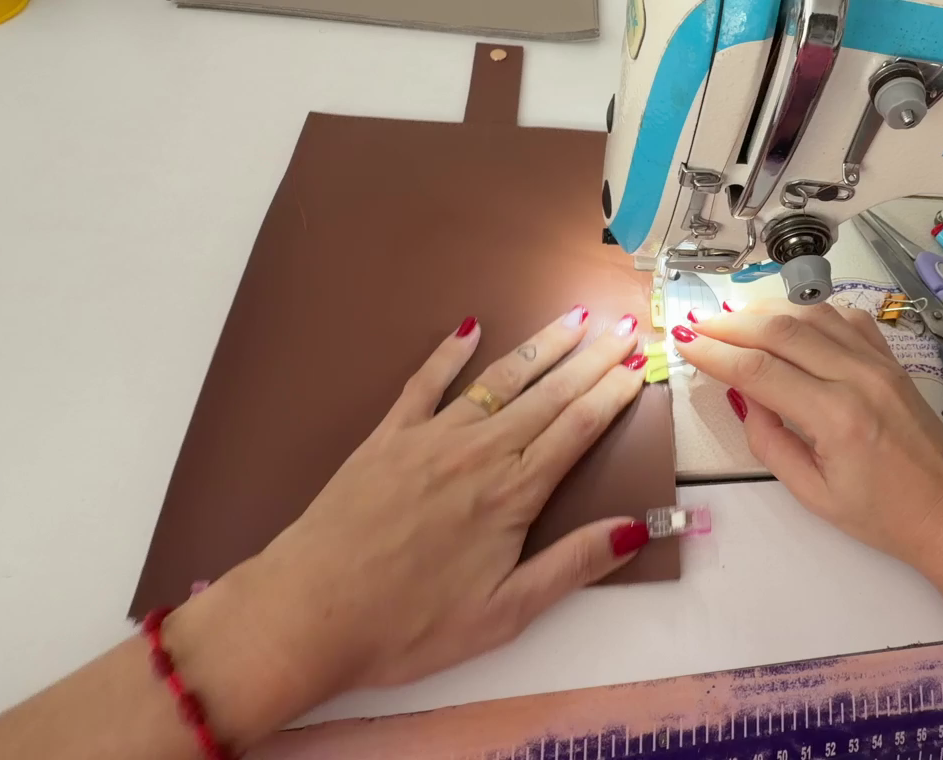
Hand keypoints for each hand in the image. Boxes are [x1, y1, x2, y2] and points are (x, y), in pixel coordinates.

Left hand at [168, 306, 650, 734]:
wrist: (302, 616)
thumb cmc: (407, 624)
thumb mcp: (503, 614)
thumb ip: (572, 565)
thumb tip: (634, 528)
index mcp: (513, 493)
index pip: (579, 427)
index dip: (614, 392)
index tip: (640, 363)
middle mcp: (481, 451)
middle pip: (552, 393)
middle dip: (595, 355)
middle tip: (624, 322)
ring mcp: (434, 436)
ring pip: (502, 378)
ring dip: (543, 344)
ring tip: (575, 317)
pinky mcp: (389, 435)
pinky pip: (425, 382)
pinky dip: (449, 353)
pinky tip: (470, 327)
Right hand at [674, 300, 942, 586]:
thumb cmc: (883, 517)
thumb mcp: (813, 494)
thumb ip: (770, 441)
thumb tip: (743, 395)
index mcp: (837, 417)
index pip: (760, 370)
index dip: (715, 353)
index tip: (685, 341)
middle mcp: (859, 377)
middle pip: (783, 331)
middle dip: (732, 323)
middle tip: (699, 323)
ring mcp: (880, 362)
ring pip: (813, 314)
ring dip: (768, 309)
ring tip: (733, 315)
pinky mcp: (892, 359)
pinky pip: (846, 318)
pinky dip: (811, 310)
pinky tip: (790, 317)